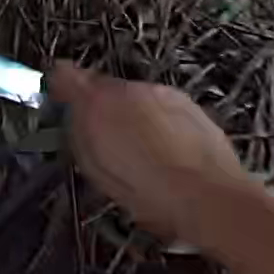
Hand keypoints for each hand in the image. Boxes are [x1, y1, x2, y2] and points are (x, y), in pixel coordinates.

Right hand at [47, 62, 259, 240]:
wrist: (215, 199)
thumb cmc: (150, 193)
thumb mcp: (97, 171)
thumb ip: (78, 134)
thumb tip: (71, 117)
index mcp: (97, 102)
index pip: (64, 74)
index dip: (58, 84)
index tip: (58, 97)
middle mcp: (126, 87)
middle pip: (101, 86)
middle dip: (99, 106)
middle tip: (105, 138)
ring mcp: (158, 91)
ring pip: (132, 96)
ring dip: (130, 113)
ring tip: (141, 150)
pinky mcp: (186, 101)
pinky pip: (159, 104)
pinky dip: (156, 118)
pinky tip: (168, 149)